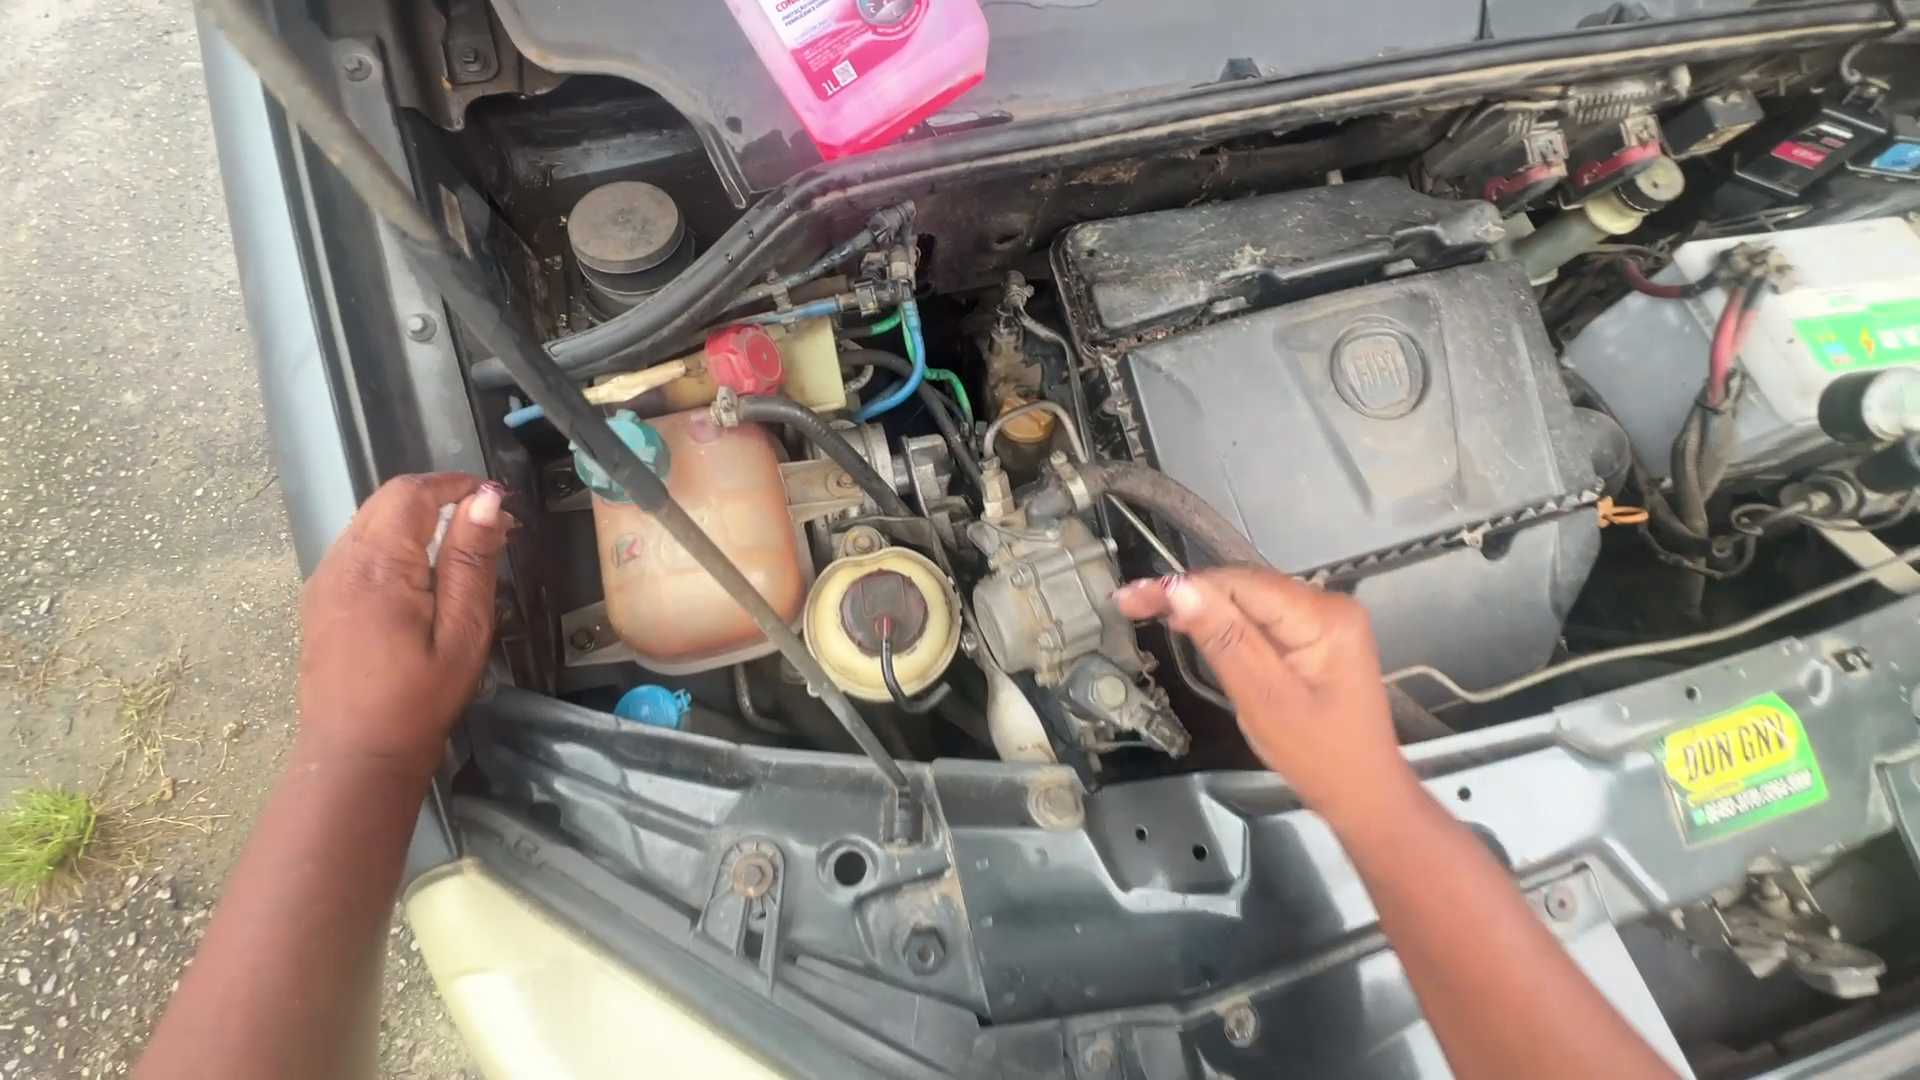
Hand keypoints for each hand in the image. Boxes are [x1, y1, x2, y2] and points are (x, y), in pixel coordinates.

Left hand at [297, 473, 513, 775]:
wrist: (358, 750)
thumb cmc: (422, 693)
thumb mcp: (465, 626)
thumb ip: (471, 558)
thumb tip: (485, 501)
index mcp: (378, 567)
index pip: (411, 493)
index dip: (456, 485)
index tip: (497, 501)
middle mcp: (340, 562)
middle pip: (386, 500)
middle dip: (440, 498)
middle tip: (491, 524)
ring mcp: (324, 580)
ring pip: (372, 521)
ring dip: (419, 519)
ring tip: (466, 547)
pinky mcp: (321, 598)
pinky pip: (360, 548)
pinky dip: (398, 542)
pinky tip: (427, 573)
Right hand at [1114, 568, 1406, 821]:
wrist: (1361, 791)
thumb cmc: (1318, 755)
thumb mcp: (1263, 698)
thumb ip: (1223, 639)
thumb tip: (1181, 591)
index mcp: (1324, 617)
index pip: (1238, 583)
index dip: (1181, 586)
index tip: (1134, 597)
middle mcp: (1328, 605)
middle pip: (1243, 585)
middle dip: (1186, 593)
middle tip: (1134, 603)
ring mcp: (1323, 618)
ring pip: (1247, 597)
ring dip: (1200, 604)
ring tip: (1152, 610)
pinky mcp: (1313, 634)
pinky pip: (1259, 615)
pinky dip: (1223, 620)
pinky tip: (1194, 623)